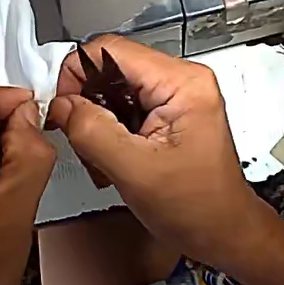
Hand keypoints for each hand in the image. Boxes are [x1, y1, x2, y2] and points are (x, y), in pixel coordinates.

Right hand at [46, 35, 279, 268]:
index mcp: (181, 83)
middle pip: (106, 69)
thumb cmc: (199, 207)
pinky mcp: (162, 113)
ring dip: (92, 123)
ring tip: (99, 157)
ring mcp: (170, 97)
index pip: (108, 50)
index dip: (75, 74)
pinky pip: (117, 108)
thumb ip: (91, 131)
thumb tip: (60, 104)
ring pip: (108, 90)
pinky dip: (103, 132)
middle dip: (84, 104)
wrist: (223, 234)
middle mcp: (178, 81)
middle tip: (78, 138)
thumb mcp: (135, 170)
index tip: (61, 106)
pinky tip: (108, 159)